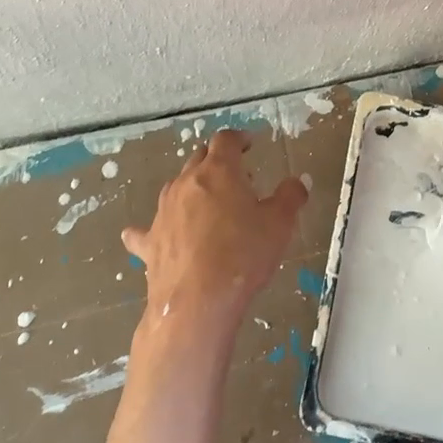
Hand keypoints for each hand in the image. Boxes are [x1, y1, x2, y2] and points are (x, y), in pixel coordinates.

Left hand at [108, 131, 307, 442]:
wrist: (197, 304)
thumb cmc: (244, 256)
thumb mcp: (280, 224)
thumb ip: (291, 196)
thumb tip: (299, 181)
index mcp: (219, 170)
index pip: (226, 140)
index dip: (239, 139)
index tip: (249, 145)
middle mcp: (186, 182)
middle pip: (199, 158)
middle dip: (217, 161)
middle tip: (236, 177)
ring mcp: (163, 212)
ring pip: (176, 187)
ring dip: (192, 189)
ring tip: (208, 205)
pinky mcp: (149, 243)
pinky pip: (145, 230)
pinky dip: (153, 228)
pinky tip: (143, 236)